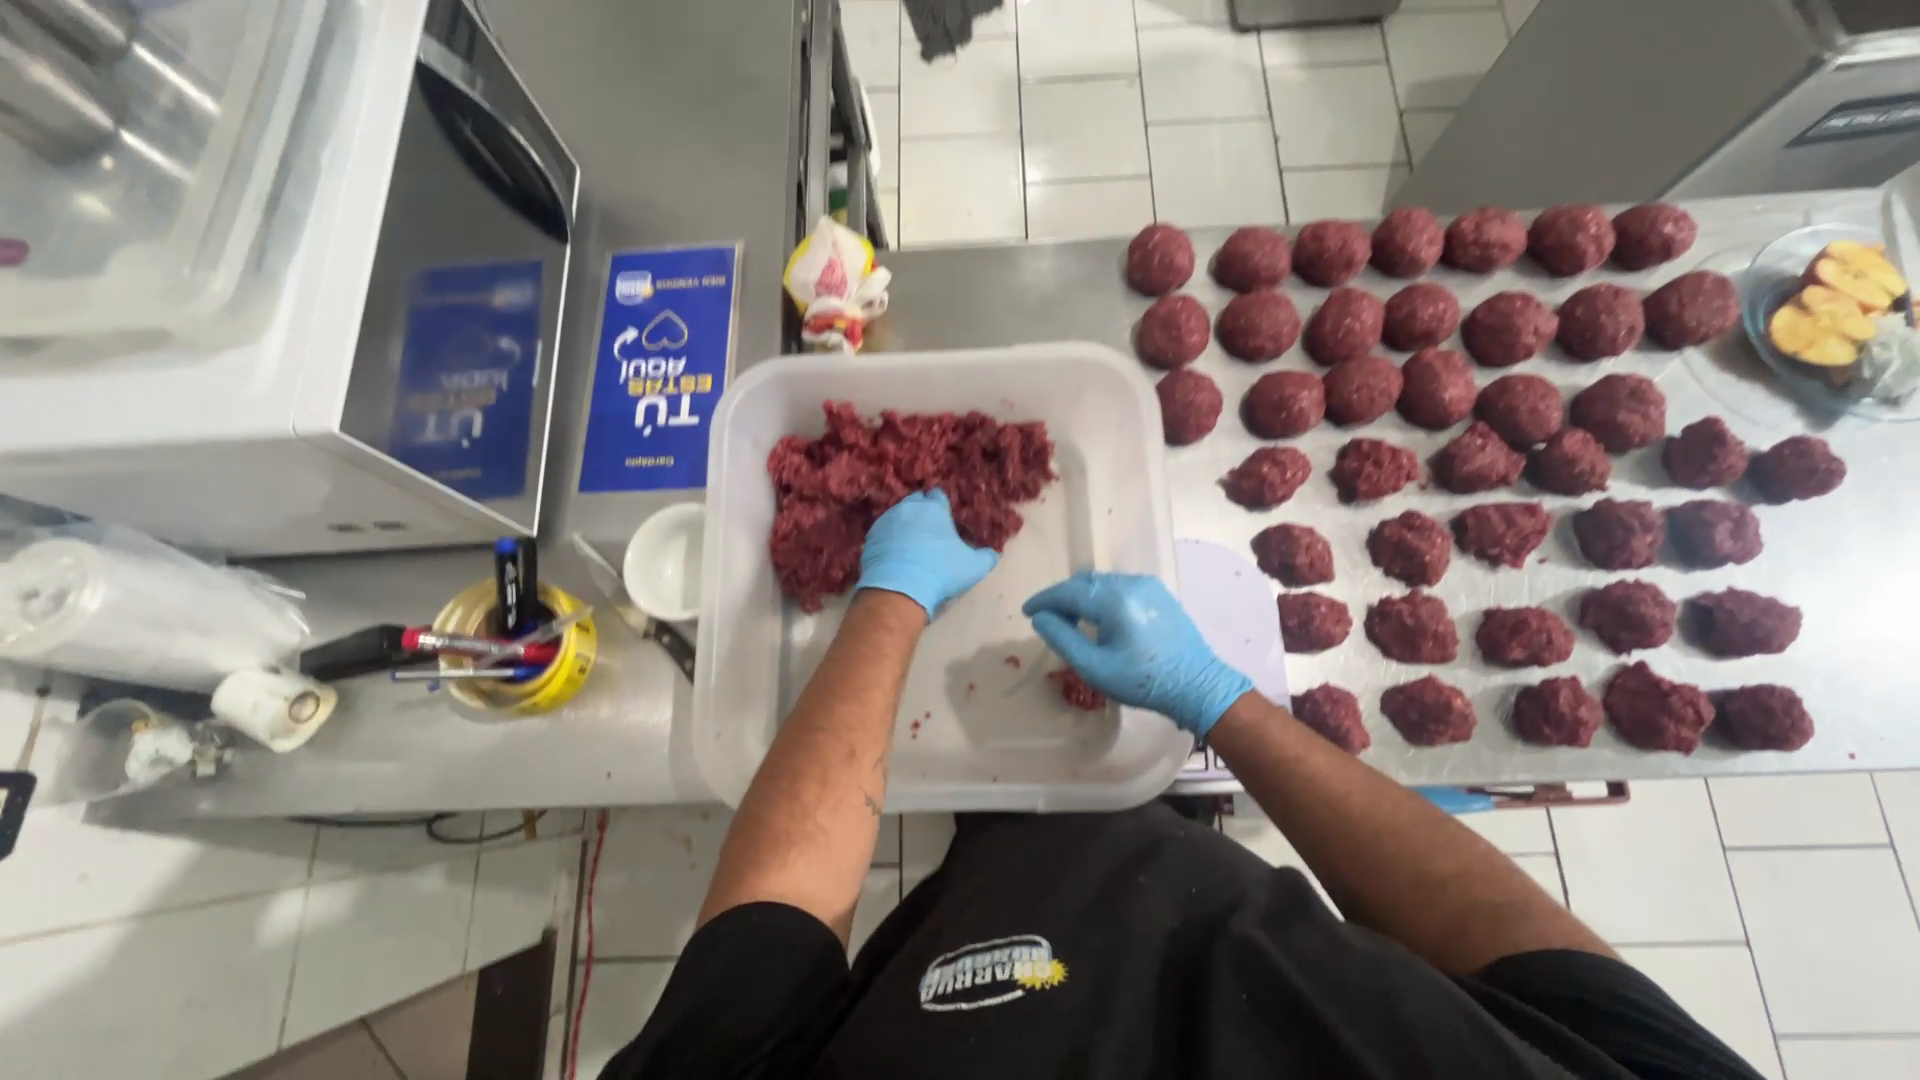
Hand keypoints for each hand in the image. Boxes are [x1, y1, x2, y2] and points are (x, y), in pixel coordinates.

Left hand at [856, 490, 998, 617]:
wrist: (898, 591)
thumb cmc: (940, 572)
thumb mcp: (973, 567)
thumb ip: (986, 556)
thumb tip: (992, 553)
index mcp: (933, 508)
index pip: (939, 495)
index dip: (943, 505)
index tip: (946, 519)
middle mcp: (907, 508)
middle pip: (916, 501)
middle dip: (923, 511)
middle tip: (931, 530)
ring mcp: (885, 522)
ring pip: (898, 515)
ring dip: (905, 524)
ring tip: (912, 544)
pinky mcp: (870, 538)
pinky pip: (883, 533)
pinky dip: (890, 539)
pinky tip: (896, 555)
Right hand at [1022, 571, 1252, 736]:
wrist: (1197, 685)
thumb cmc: (1143, 682)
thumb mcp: (1095, 667)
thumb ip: (1062, 639)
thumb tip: (1040, 619)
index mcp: (1113, 600)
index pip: (1068, 591)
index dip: (1044, 600)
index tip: (1027, 612)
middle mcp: (1130, 583)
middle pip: (1085, 582)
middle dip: (1062, 597)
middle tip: (1048, 619)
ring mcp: (1147, 586)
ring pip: (1102, 583)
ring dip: (1082, 597)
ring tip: (1072, 621)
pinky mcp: (1159, 594)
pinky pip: (1120, 587)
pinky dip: (1102, 598)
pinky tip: (1100, 620)